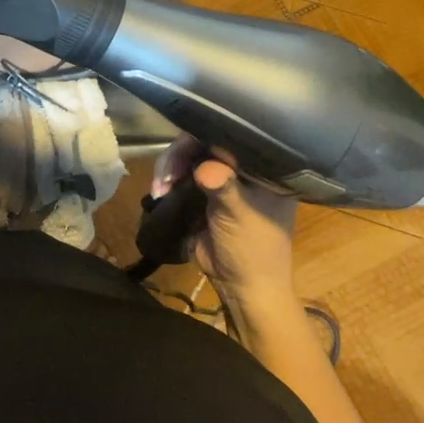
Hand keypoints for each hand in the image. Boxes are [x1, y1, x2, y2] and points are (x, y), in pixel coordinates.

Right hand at [151, 137, 297, 297]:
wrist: (242, 286)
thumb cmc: (253, 249)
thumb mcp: (241, 215)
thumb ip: (224, 187)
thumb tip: (205, 166)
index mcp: (263, 167)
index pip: (231, 136)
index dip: (204, 136)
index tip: (183, 151)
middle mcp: (242, 168)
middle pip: (203, 144)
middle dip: (178, 156)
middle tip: (166, 178)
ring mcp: (220, 180)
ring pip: (188, 159)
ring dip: (168, 171)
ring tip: (159, 190)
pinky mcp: (202, 193)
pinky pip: (181, 177)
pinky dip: (167, 182)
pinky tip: (159, 192)